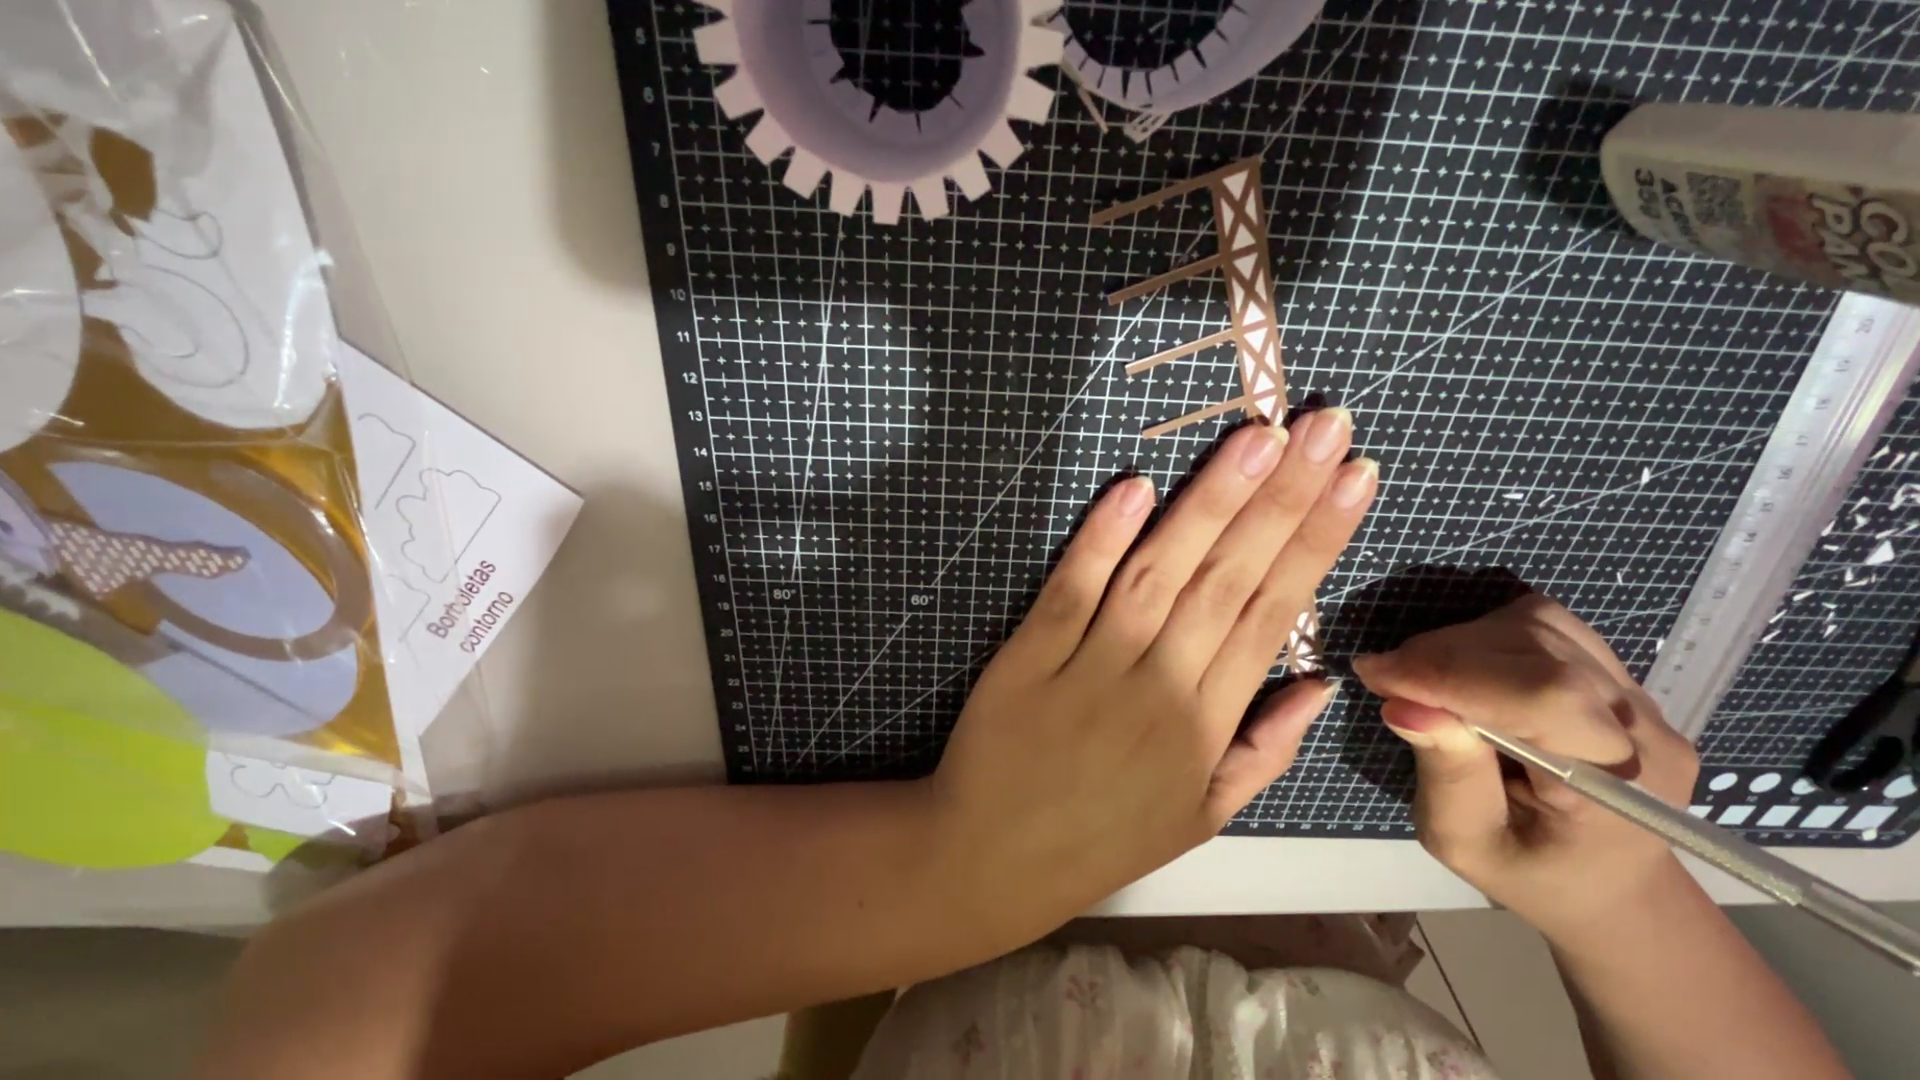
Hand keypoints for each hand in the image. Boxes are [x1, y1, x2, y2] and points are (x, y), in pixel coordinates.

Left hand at [930, 411, 1376, 941]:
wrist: (993, 859)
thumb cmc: (1104, 834)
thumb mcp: (1203, 815)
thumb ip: (1266, 748)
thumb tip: (1325, 681)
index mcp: (1209, 722)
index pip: (1274, 612)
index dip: (1318, 539)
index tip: (1356, 476)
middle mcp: (1161, 685)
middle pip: (1229, 578)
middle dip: (1284, 497)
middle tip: (1324, 423)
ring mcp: (1092, 668)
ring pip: (1161, 573)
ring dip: (1209, 502)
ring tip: (1256, 438)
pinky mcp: (1028, 656)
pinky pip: (1070, 590)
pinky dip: (1101, 539)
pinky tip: (1135, 486)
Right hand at [1352, 594, 1699, 944]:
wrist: (1610, 883)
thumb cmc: (1532, 876)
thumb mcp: (1468, 846)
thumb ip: (1448, 777)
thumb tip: (1404, 707)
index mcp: (1616, 786)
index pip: (1542, 696)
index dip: (1451, 674)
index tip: (1375, 675)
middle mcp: (1642, 729)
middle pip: (1536, 651)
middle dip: (1444, 655)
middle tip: (1388, 679)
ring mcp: (1639, 695)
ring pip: (1539, 628)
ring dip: (1462, 642)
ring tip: (1422, 678)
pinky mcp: (1619, 674)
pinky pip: (1547, 628)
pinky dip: (1487, 636)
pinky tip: (1463, 670)